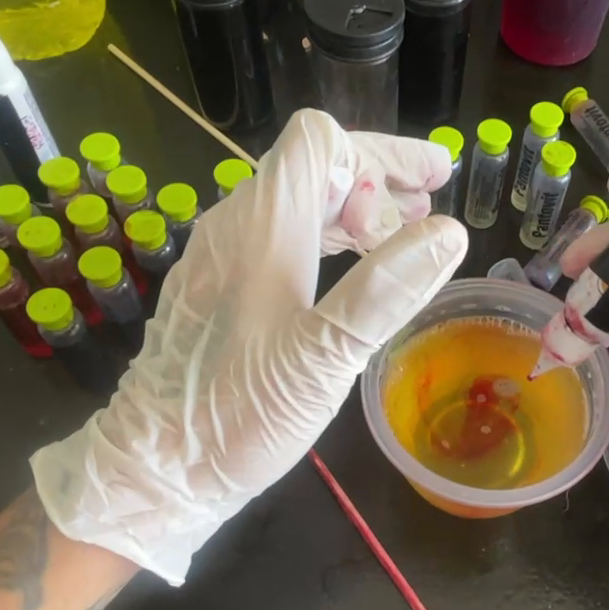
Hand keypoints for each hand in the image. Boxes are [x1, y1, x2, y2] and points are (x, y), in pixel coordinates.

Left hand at [32, 110, 466, 582]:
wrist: (159, 467)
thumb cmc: (240, 412)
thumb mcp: (325, 356)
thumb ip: (385, 290)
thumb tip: (450, 232)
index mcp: (262, 226)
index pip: (321, 142)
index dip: (381, 155)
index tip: (427, 194)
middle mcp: (235, 226)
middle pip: (311, 166)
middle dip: (376, 177)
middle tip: (430, 203)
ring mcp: (219, 258)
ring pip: (294, 204)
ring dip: (352, 210)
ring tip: (401, 237)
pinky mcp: (215, 290)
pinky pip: (277, 238)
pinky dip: (324, 240)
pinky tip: (346, 276)